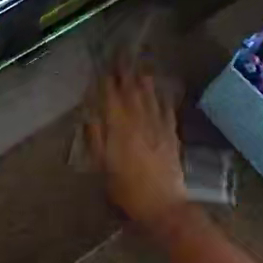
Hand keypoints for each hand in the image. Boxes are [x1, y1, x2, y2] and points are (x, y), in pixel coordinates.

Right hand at [84, 66, 187, 230]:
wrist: (163, 206)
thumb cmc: (126, 188)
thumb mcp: (102, 165)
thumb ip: (96, 138)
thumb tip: (90, 115)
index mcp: (119, 128)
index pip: (111, 98)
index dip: (107, 82)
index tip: (102, 67)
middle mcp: (139, 122)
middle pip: (131, 93)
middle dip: (126, 74)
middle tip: (122, 57)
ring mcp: (158, 128)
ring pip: (150, 99)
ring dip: (144, 82)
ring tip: (140, 67)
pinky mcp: (172, 137)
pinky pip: (167, 112)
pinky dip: (163, 99)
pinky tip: (162, 92)